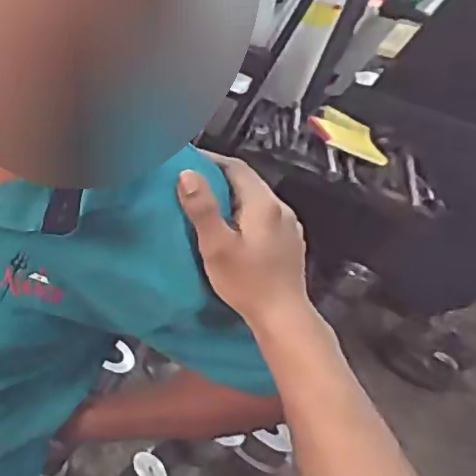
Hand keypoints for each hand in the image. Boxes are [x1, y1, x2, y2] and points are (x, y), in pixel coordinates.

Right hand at [177, 154, 311, 326]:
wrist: (282, 316)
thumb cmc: (246, 282)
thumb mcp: (216, 246)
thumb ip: (202, 209)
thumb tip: (186, 173)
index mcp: (263, 204)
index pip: (236, 167)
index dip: (210, 160)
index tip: (186, 160)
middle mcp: (281, 209)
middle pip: (247, 182)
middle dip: (218, 177)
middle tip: (190, 181)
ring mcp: (288, 226)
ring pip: (255, 199)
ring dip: (231, 196)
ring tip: (206, 203)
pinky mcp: (289, 243)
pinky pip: (263, 217)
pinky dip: (243, 213)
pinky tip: (231, 228)